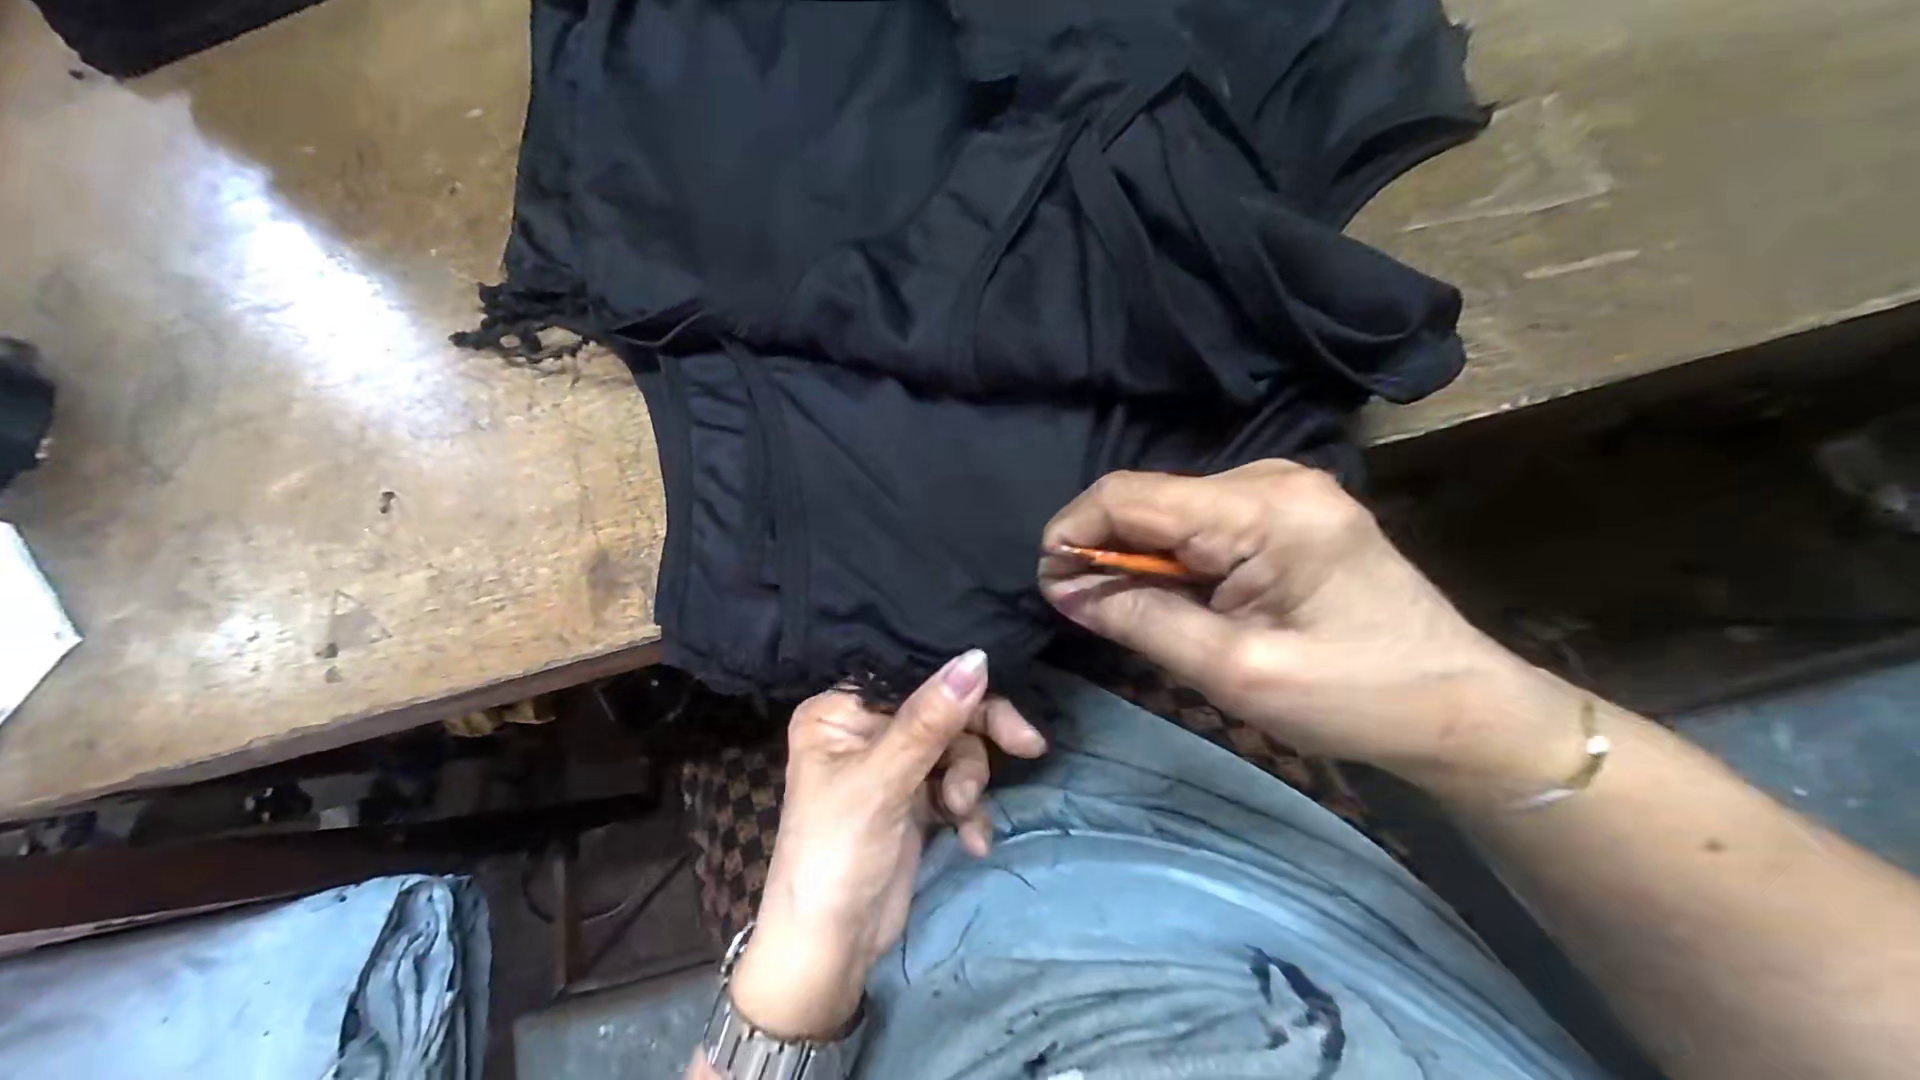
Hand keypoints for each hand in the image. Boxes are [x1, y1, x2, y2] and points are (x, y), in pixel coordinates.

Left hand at [728, 650, 1047, 1038]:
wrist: (829, 951)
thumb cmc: (837, 853)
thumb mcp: (883, 781)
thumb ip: (931, 720)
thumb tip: (977, 658)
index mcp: (841, 711)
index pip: (911, 679)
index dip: (960, 689)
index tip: (1005, 712)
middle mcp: (866, 730)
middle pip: (942, 712)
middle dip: (976, 740)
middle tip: (1027, 746)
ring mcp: (892, 766)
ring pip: (956, 749)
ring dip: (968, 781)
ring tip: (960, 813)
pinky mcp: (913, 800)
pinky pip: (955, 785)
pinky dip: (968, 810)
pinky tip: (971, 841)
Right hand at [1039, 461, 1582, 800]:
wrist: (1459, 705)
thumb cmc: (1355, 696)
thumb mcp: (1236, 670)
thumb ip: (1142, 620)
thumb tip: (1062, 588)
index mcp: (1264, 509)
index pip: (1127, 495)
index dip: (1072, 534)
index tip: (1051, 587)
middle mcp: (1268, 478)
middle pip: (1145, 500)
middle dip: (1102, 552)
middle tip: (1087, 612)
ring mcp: (1278, 488)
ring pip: (1165, 512)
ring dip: (1135, 561)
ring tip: (1136, 615)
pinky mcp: (1281, 509)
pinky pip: (1196, 522)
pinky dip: (1169, 561)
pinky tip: (1180, 599)